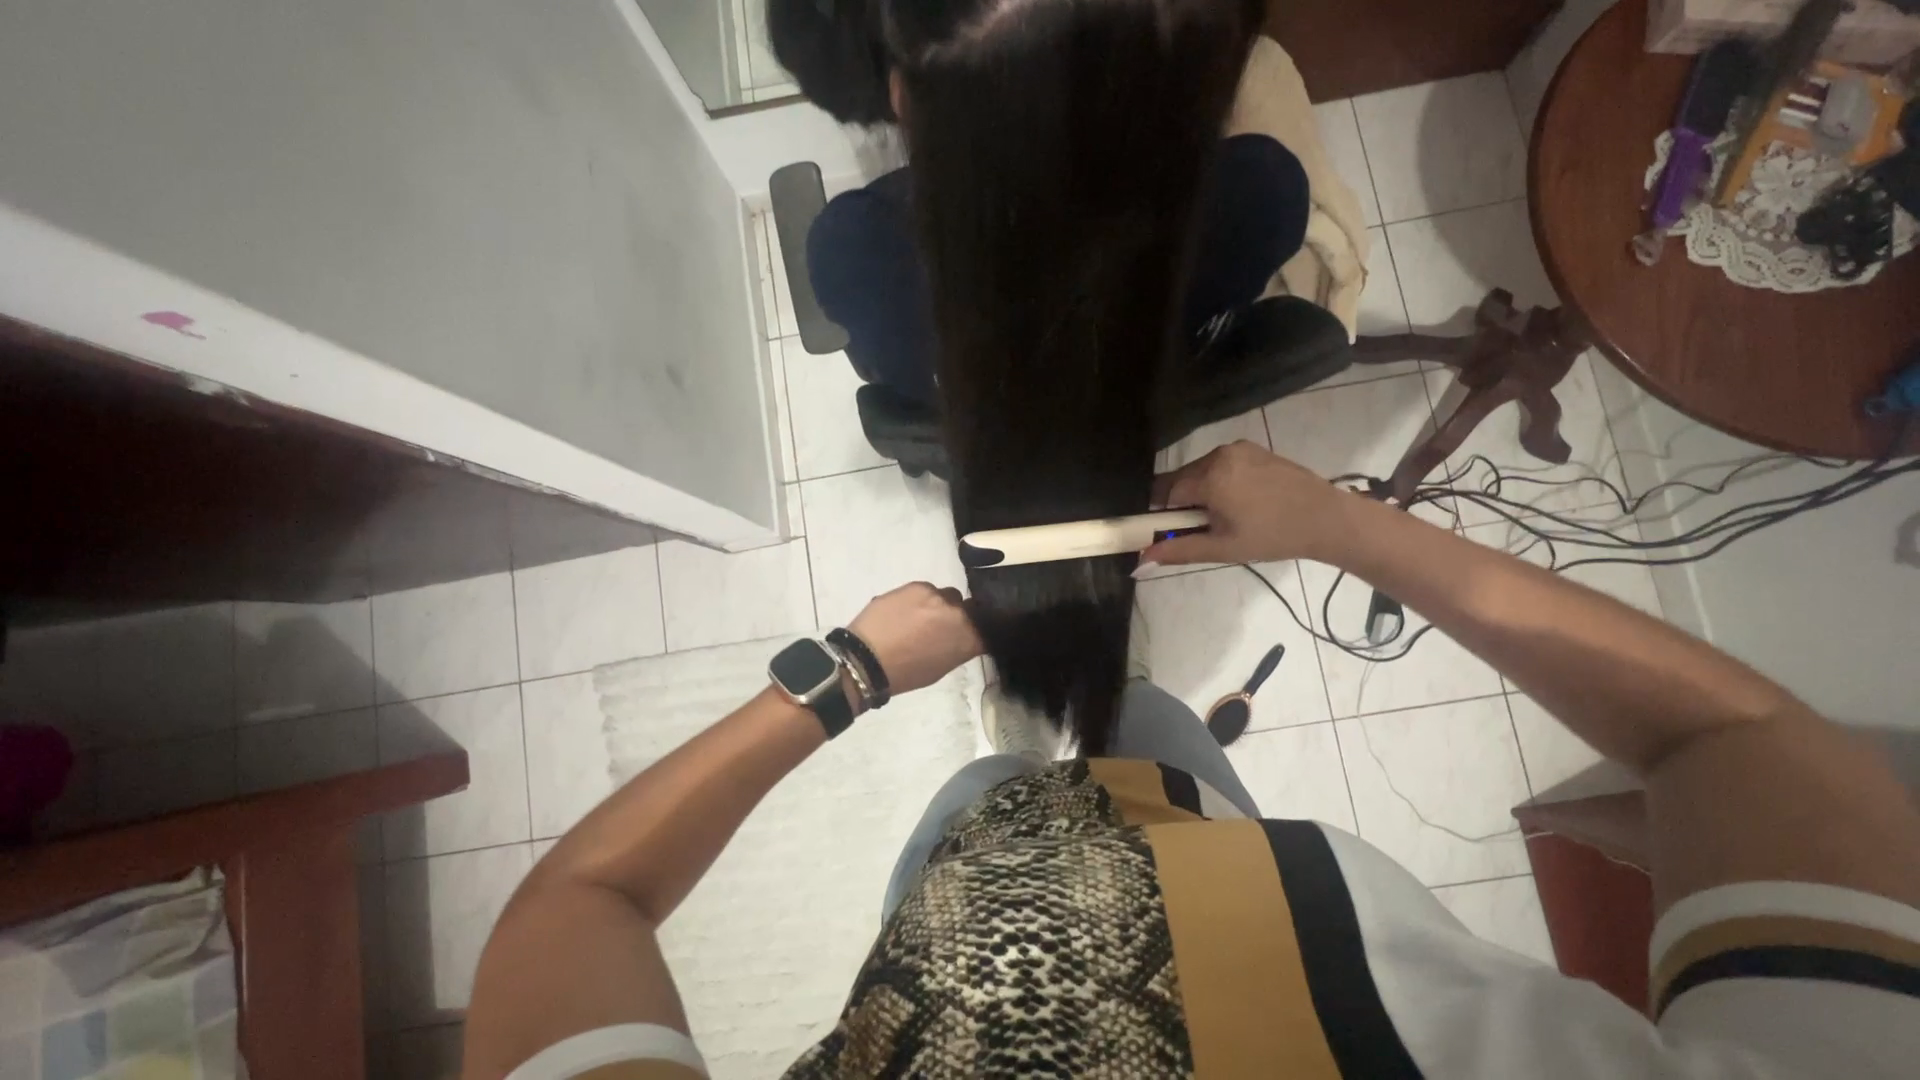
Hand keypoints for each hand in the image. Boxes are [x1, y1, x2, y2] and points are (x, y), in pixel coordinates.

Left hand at [845, 582, 983, 702]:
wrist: (868, 659)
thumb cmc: (906, 673)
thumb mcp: (942, 667)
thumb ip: (958, 646)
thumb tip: (959, 635)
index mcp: (970, 638)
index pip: (988, 627)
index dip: (980, 629)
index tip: (968, 633)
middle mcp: (960, 613)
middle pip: (967, 608)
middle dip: (956, 617)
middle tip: (938, 628)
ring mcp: (938, 597)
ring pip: (946, 596)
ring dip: (938, 605)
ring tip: (917, 619)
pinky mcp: (918, 585)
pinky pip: (926, 590)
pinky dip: (919, 599)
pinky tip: (903, 611)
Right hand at [1139, 441, 1359, 567]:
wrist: (1328, 519)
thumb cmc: (1273, 537)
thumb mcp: (1223, 548)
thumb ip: (1179, 550)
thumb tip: (1142, 559)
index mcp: (1210, 477)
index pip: (1164, 492)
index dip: (1162, 514)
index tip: (1171, 531)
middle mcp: (1219, 454)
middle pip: (1181, 478)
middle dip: (1181, 503)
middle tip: (1201, 528)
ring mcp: (1238, 448)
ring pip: (1200, 471)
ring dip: (1201, 492)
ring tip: (1224, 516)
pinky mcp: (1253, 449)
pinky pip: (1221, 464)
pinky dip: (1220, 481)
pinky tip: (1240, 502)